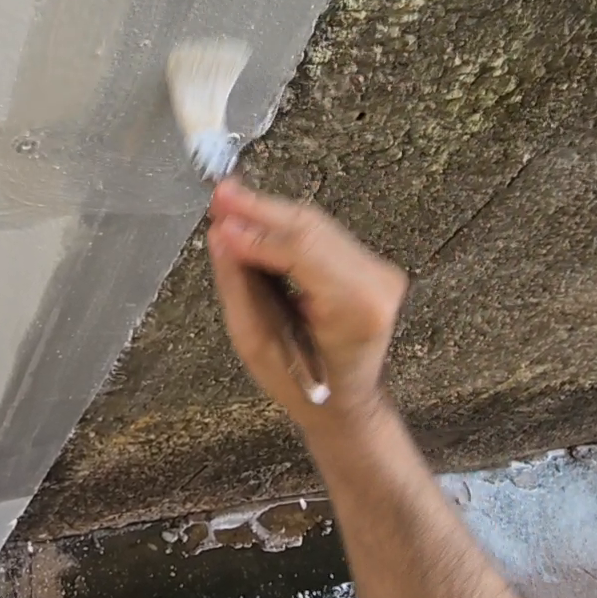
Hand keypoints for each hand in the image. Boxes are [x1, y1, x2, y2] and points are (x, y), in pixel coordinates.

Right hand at [206, 179, 407, 426]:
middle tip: (218, 194)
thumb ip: (238, 285)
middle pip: (310, 227)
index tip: (219, 220)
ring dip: (267, 212)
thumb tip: (220, 234)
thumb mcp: (256, 343)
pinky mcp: (370, 262)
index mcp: (356, 307)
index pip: (302, 250)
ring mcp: (378, 268)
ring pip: (313, 223)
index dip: (258, 231)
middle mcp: (376, 280)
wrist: (348, 402)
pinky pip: (318, 232)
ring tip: (226, 201)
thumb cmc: (301, 385)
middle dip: (259, 208)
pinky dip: (281, 224)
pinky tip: (251, 218)